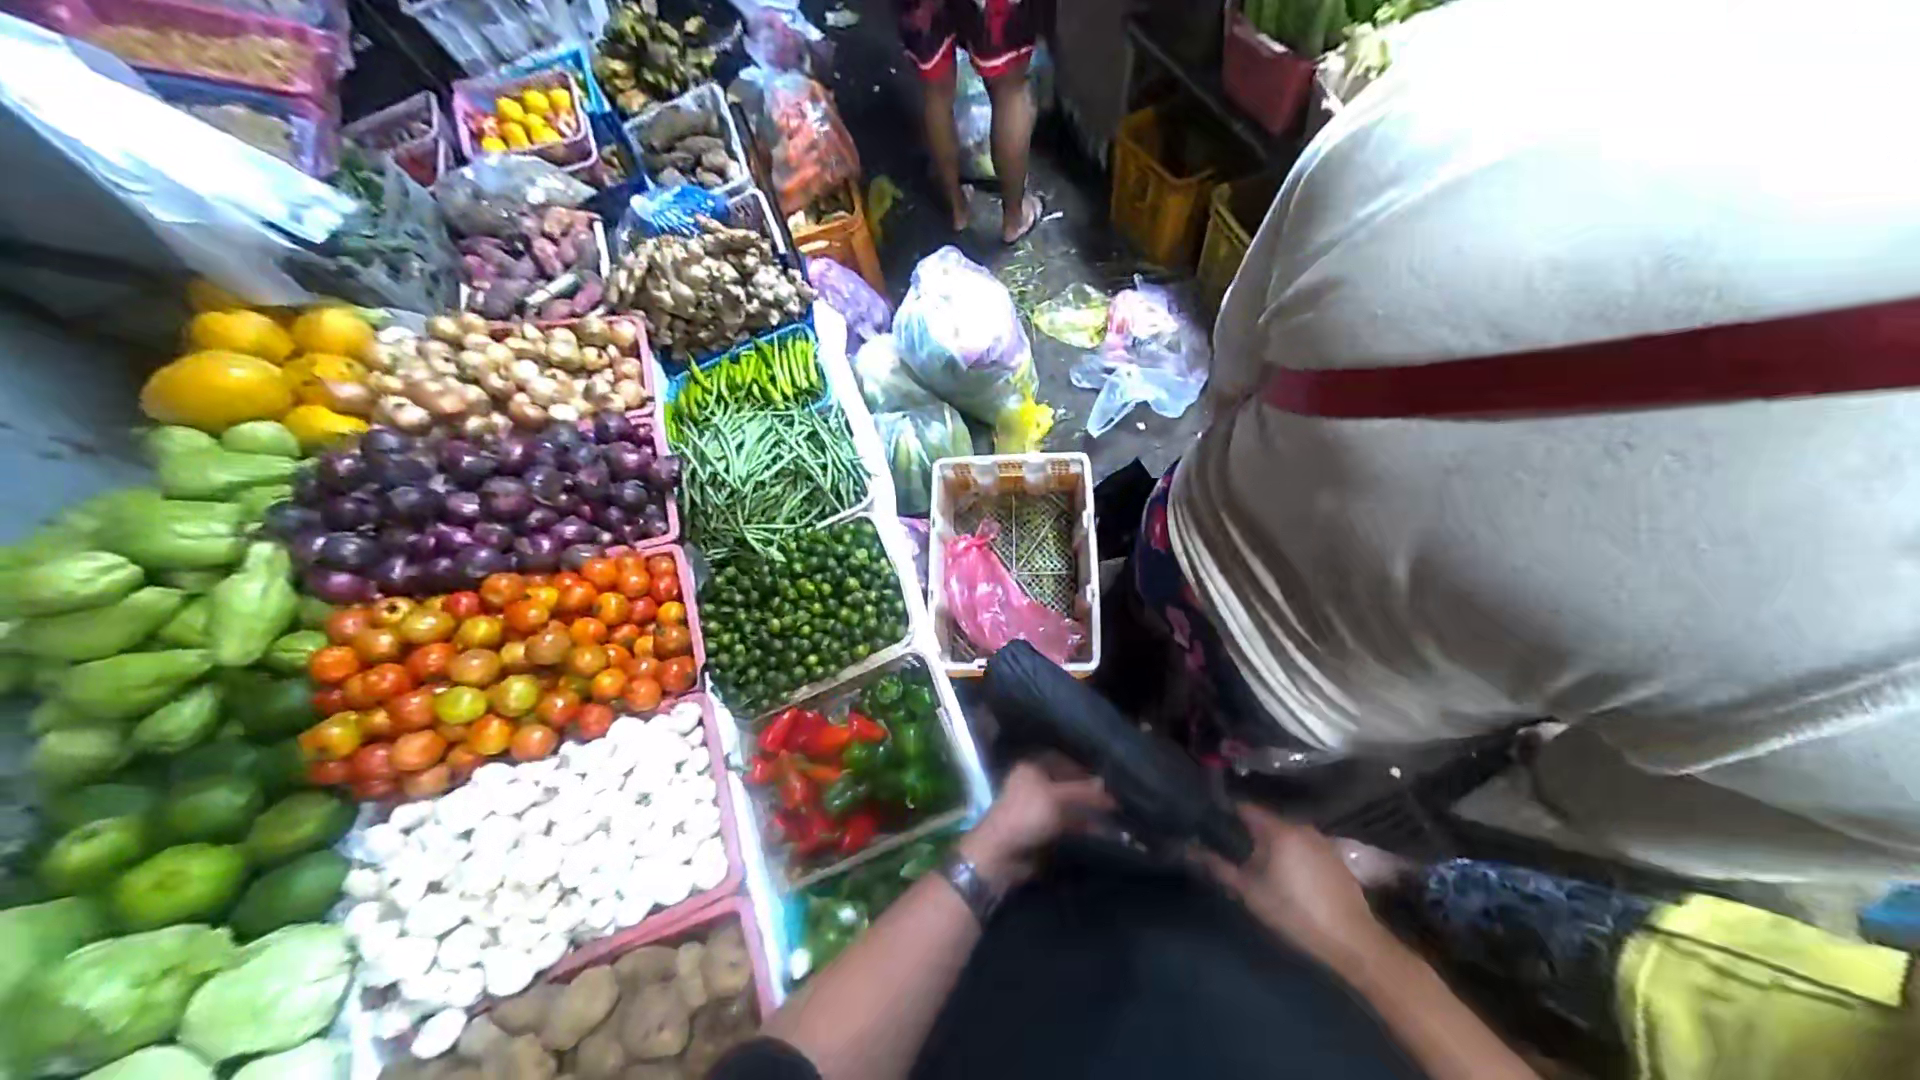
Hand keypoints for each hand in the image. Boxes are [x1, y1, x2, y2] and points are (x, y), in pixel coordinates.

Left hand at [957, 760, 1114, 889]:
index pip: (1063, 761)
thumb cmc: (1026, 816)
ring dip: (1089, 812)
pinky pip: (1068, 824)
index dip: (1085, 768)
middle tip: (1116, 800)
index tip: (1108, 778)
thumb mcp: (1057, 799)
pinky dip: (1084, 827)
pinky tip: (1103, 832)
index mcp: (1032, 768)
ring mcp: (1038, 808)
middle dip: (1090, 793)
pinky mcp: (1043, 830)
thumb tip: (1107, 785)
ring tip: (1115, 818)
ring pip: (1070, 806)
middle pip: (1068, 784)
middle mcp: (1034, 784)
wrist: (1002, 856)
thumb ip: (1084, 791)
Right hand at [1199, 805, 1393, 971]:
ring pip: (1286, 835)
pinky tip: (1290, 878)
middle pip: (1265, 821)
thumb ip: (1218, 867)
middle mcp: (1300, 826)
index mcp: (1278, 829)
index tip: (1212, 828)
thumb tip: (1189, 849)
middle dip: (1248, 834)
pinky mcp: (1336, 857)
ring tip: (1260, 868)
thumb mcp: (1250, 892)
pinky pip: (1304, 847)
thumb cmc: (1295, 912)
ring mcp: (1322, 840)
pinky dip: (1292, 855)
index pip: (1244, 808)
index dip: (1225, 815)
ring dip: (1272, 846)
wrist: (1353, 942)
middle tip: (1234, 855)